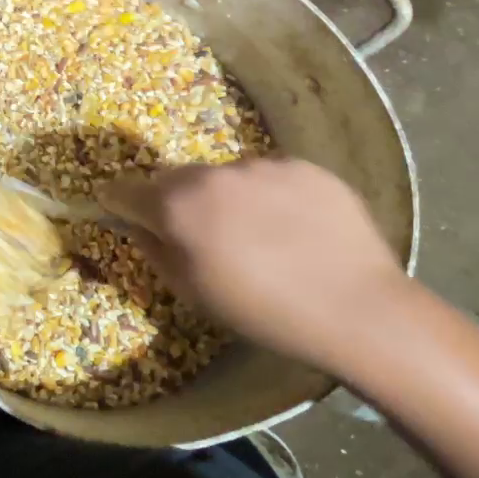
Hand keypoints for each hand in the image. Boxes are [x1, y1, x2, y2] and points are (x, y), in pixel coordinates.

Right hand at [97, 158, 410, 366]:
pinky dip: (269, 196)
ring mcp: (259, 166)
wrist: (359, 310)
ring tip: (259, 236)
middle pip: (174, 179)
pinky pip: (268, 176)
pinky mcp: (303, 167)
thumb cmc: (262, 311)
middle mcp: (209, 175)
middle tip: (204, 237)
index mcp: (174, 206)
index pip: (122, 190)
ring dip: (226, 198)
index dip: (119, 204)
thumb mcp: (190, 291)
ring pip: (223, 177)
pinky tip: (293, 229)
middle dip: (177, 201)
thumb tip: (139, 225)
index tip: (125, 215)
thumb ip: (154, 249)